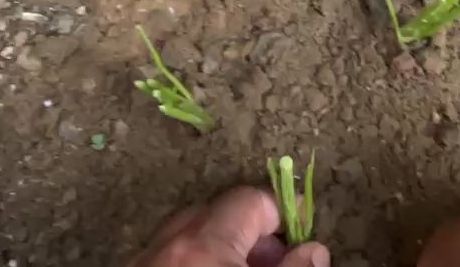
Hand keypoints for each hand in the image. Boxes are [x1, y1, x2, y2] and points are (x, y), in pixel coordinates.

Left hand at [125, 187, 329, 266]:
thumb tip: (315, 250)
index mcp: (207, 241)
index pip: (252, 199)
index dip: (280, 213)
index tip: (299, 232)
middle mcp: (172, 241)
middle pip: (219, 212)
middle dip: (250, 232)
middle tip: (275, 260)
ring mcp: (144, 258)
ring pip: (189, 234)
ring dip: (220, 246)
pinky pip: (166, 253)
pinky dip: (190, 258)